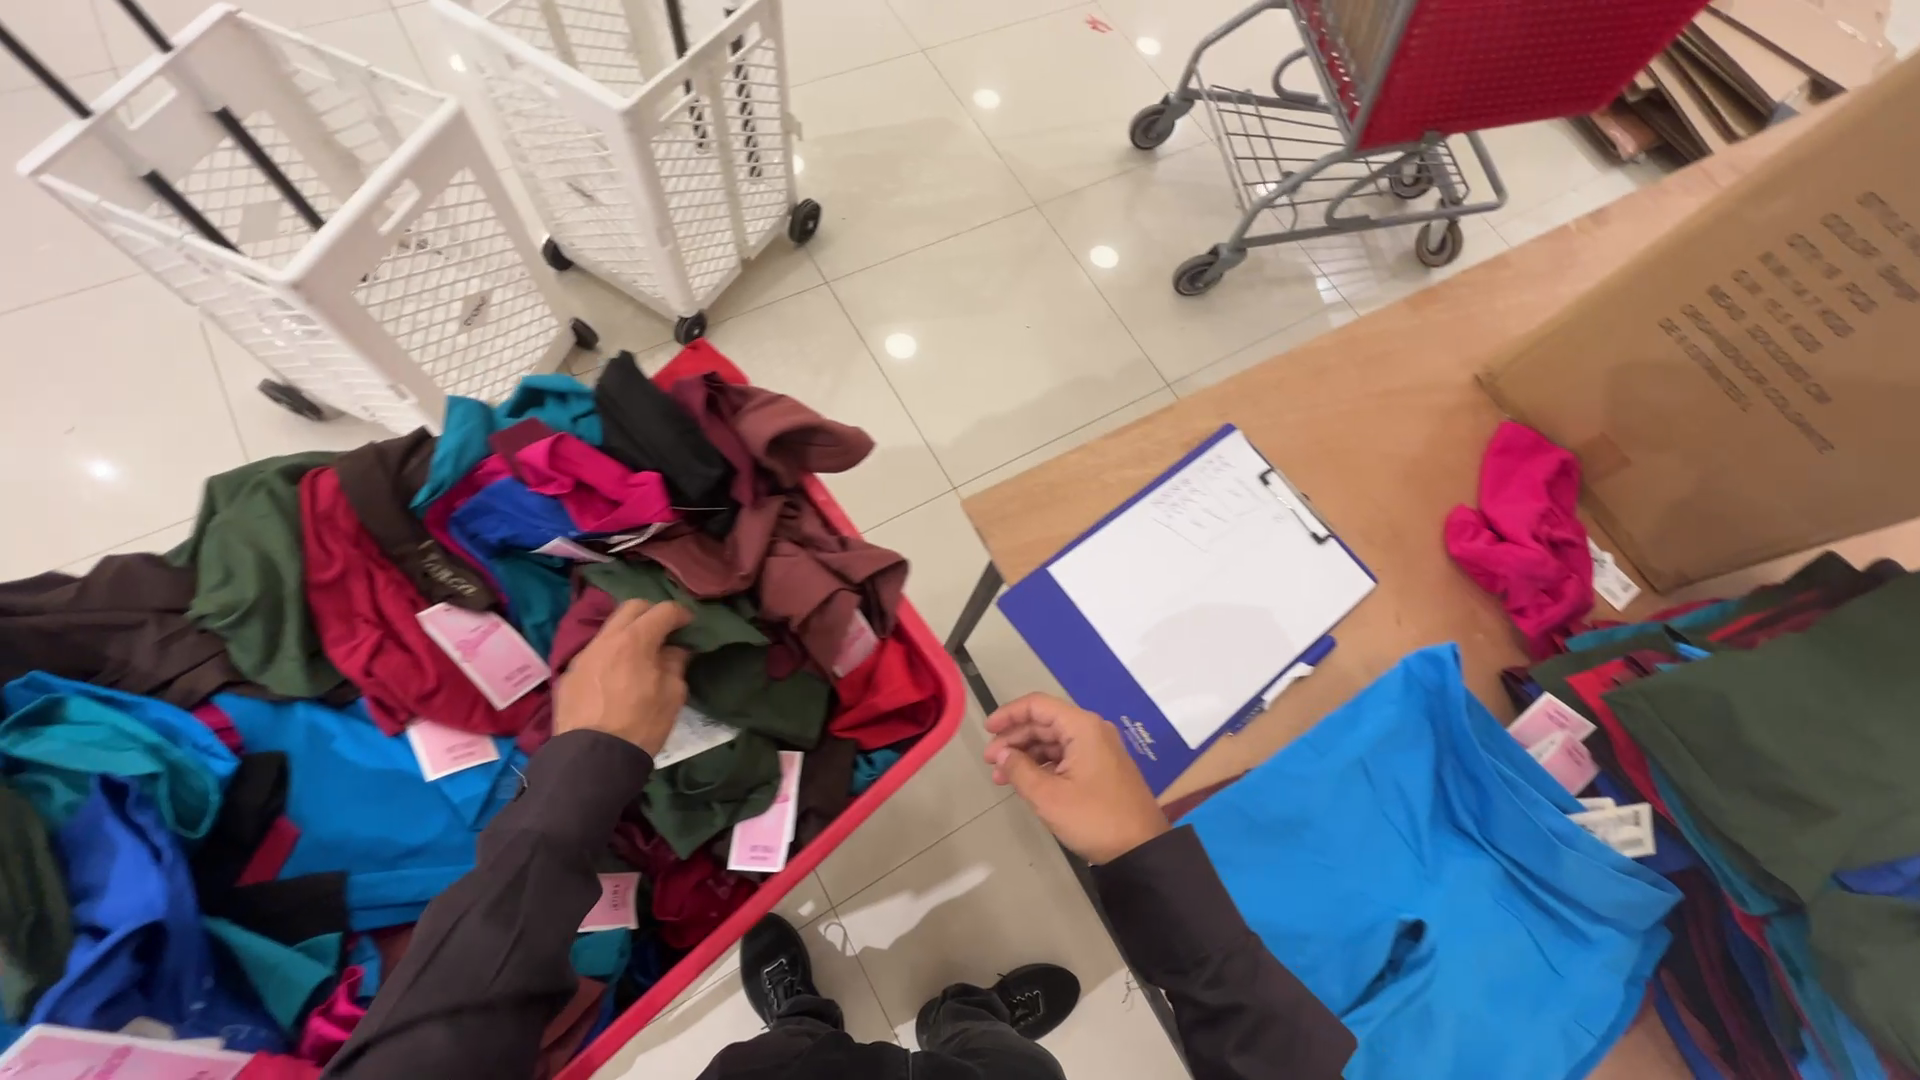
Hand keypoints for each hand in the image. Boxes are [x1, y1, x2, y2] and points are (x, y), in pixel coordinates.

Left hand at [554, 599, 692, 757]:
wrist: (592, 759)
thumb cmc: (641, 725)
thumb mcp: (672, 695)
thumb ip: (675, 664)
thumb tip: (674, 650)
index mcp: (634, 641)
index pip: (662, 611)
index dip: (681, 614)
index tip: (690, 625)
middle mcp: (605, 640)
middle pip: (631, 608)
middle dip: (652, 613)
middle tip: (666, 631)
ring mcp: (582, 656)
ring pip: (609, 629)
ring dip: (628, 634)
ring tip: (640, 655)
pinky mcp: (569, 675)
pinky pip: (594, 654)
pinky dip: (611, 655)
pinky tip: (617, 676)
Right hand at [984, 693, 1168, 864]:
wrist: (1141, 850)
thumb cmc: (1094, 818)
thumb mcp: (1049, 797)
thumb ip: (1019, 770)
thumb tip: (1001, 754)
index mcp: (1082, 727)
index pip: (1038, 706)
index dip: (1009, 714)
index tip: (987, 730)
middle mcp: (1092, 730)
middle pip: (1044, 723)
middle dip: (1014, 739)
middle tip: (990, 761)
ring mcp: (1099, 749)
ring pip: (1053, 741)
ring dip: (1026, 755)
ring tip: (1002, 777)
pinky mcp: (1101, 767)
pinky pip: (1066, 756)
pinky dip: (1043, 765)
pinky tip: (1026, 782)